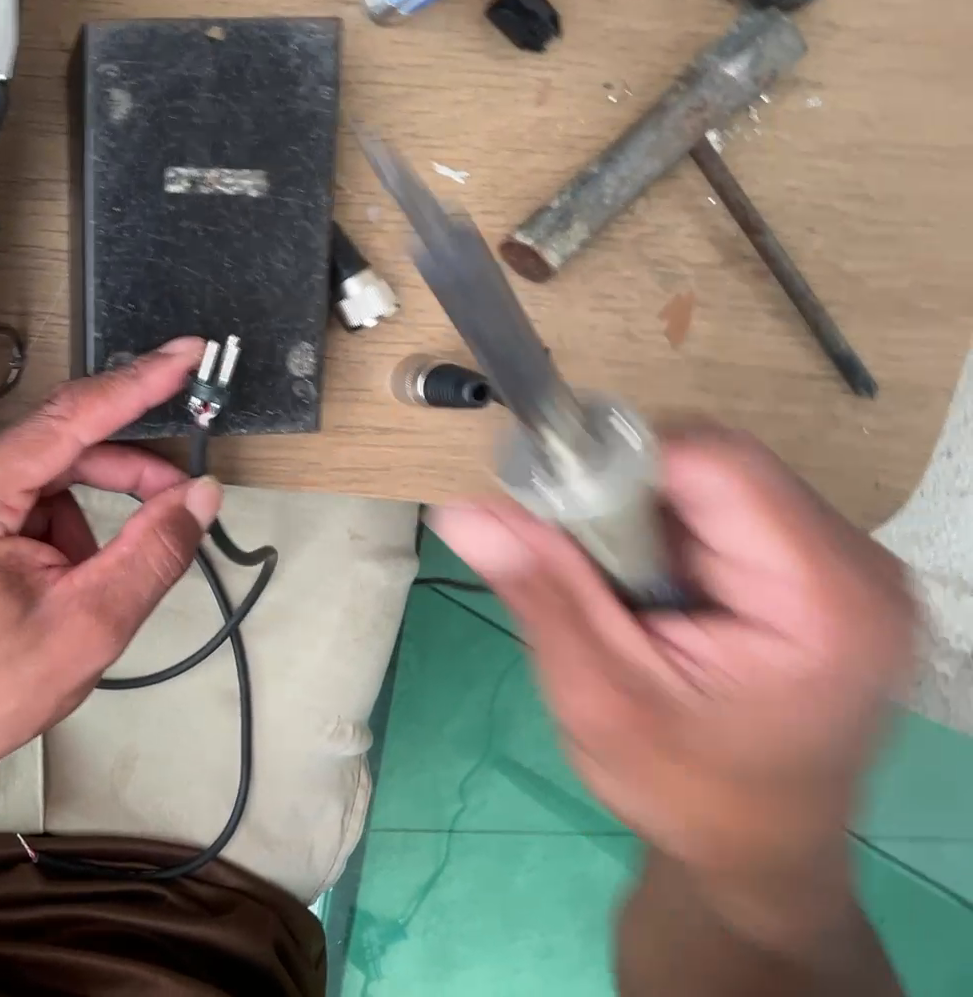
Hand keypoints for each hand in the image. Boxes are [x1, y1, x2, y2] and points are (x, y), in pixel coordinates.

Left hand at [0, 338, 223, 861]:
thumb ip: (154, 552)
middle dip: (127, 472)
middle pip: (61, 447)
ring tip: (102, 577)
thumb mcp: (90, 624)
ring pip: (54, 478)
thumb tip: (200, 495)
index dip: (135, 385)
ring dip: (95, 517)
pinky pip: (36, 503)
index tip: (187, 354)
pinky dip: (69, 533)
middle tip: (182, 496)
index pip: (66, 422)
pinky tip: (68, 581)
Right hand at [434, 428, 914, 936]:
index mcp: (821, 598)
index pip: (717, 465)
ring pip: (698, 482)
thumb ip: (541, 592)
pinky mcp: (798, 572)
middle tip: (555, 551)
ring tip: (591, 582)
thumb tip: (462, 509)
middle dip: (613, 495)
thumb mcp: (596, 694)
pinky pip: (704, 510)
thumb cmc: (683, 787)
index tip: (541, 500)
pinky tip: (622, 587)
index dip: (617, 464)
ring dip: (622, 516)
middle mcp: (847, 565)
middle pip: (708, 465)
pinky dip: (641, 532)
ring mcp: (829, 566)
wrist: (751, 845)